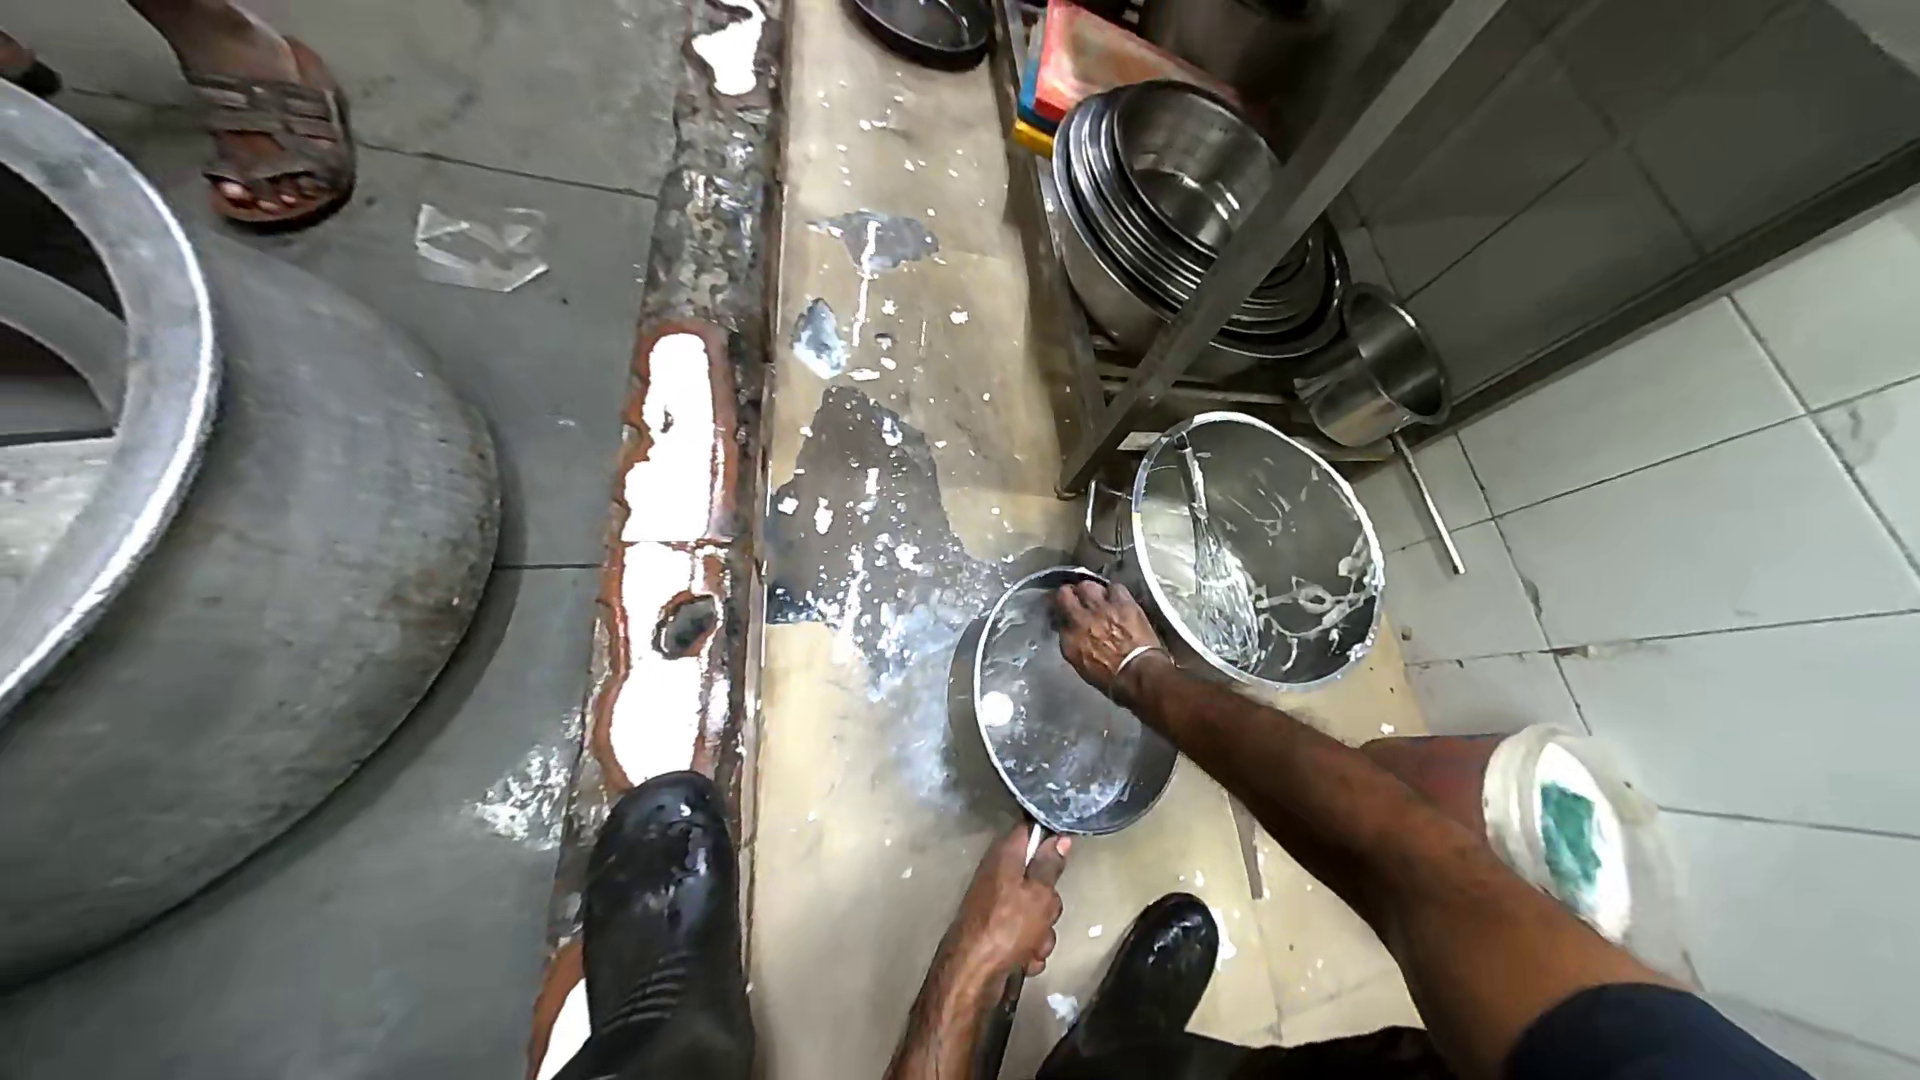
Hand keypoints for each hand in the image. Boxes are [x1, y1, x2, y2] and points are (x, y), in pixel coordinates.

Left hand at [942, 826, 1071, 982]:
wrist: (972, 972)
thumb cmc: (1008, 925)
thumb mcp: (1039, 893)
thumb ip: (1050, 865)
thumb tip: (1059, 837)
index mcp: (1006, 854)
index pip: (1030, 830)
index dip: (1050, 838)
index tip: (1065, 853)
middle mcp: (999, 872)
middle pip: (1038, 876)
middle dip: (1048, 901)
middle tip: (1045, 913)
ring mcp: (996, 901)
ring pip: (1034, 909)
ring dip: (1041, 932)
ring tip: (1033, 944)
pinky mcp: (996, 928)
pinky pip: (1024, 931)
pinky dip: (1028, 947)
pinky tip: (1025, 960)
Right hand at [1054, 581, 1165, 695]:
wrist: (1139, 675)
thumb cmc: (1111, 677)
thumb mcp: (1080, 663)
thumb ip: (1072, 642)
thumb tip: (1071, 630)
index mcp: (1069, 638)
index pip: (1057, 616)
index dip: (1060, 612)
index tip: (1064, 612)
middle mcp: (1081, 619)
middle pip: (1065, 593)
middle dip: (1069, 595)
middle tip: (1076, 599)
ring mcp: (1102, 608)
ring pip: (1087, 585)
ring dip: (1089, 591)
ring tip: (1096, 597)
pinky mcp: (1123, 603)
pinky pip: (1114, 587)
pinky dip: (1113, 592)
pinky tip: (1116, 599)